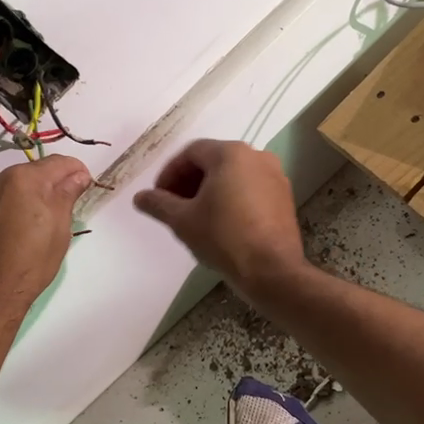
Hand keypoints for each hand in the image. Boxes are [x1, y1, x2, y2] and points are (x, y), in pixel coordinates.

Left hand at [0, 156, 91, 321]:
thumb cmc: (26, 268)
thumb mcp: (58, 233)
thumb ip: (66, 196)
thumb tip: (76, 175)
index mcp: (22, 180)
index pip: (58, 163)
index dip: (74, 173)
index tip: (80, 187)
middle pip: (24, 176)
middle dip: (39, 191)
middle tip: (45, 221)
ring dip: (9, 201)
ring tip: (13, 233)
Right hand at [132, 140, 307, 297]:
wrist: (271, 270)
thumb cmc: (223, 238)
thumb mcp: (183, 221)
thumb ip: (158, 204)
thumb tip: (139, 197)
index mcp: (231, 153)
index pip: (191, 152)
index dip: (170, 173)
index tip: (158, 196)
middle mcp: (257, 156)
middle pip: (213, 161)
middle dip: (189, 181)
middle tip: (173, 206)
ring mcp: (275, 176)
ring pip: (233, 175)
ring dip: (210, 190)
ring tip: (195, 216)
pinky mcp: (284, 197)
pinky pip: (251, 188)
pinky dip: (232, 197)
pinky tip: (221, 222)